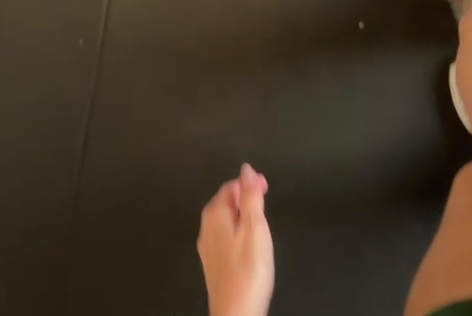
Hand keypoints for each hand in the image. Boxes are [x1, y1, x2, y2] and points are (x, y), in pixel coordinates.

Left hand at [198, 164, 274, 315]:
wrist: (236, 314)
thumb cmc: (248, 270)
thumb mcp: (255, 225)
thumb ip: (251, 195)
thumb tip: (247, 169)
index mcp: (215, 215)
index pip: (230, 185)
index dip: (249, 182)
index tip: (265, 184)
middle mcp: (207, 229)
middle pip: (226, 201)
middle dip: (244, 195)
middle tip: (264, 196)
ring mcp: (208, 248)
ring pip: (225, 220)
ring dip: (242, 213)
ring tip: (260, 216)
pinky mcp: (214, 265)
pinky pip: (225, 237)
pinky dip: (238, 230)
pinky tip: (249, 241)